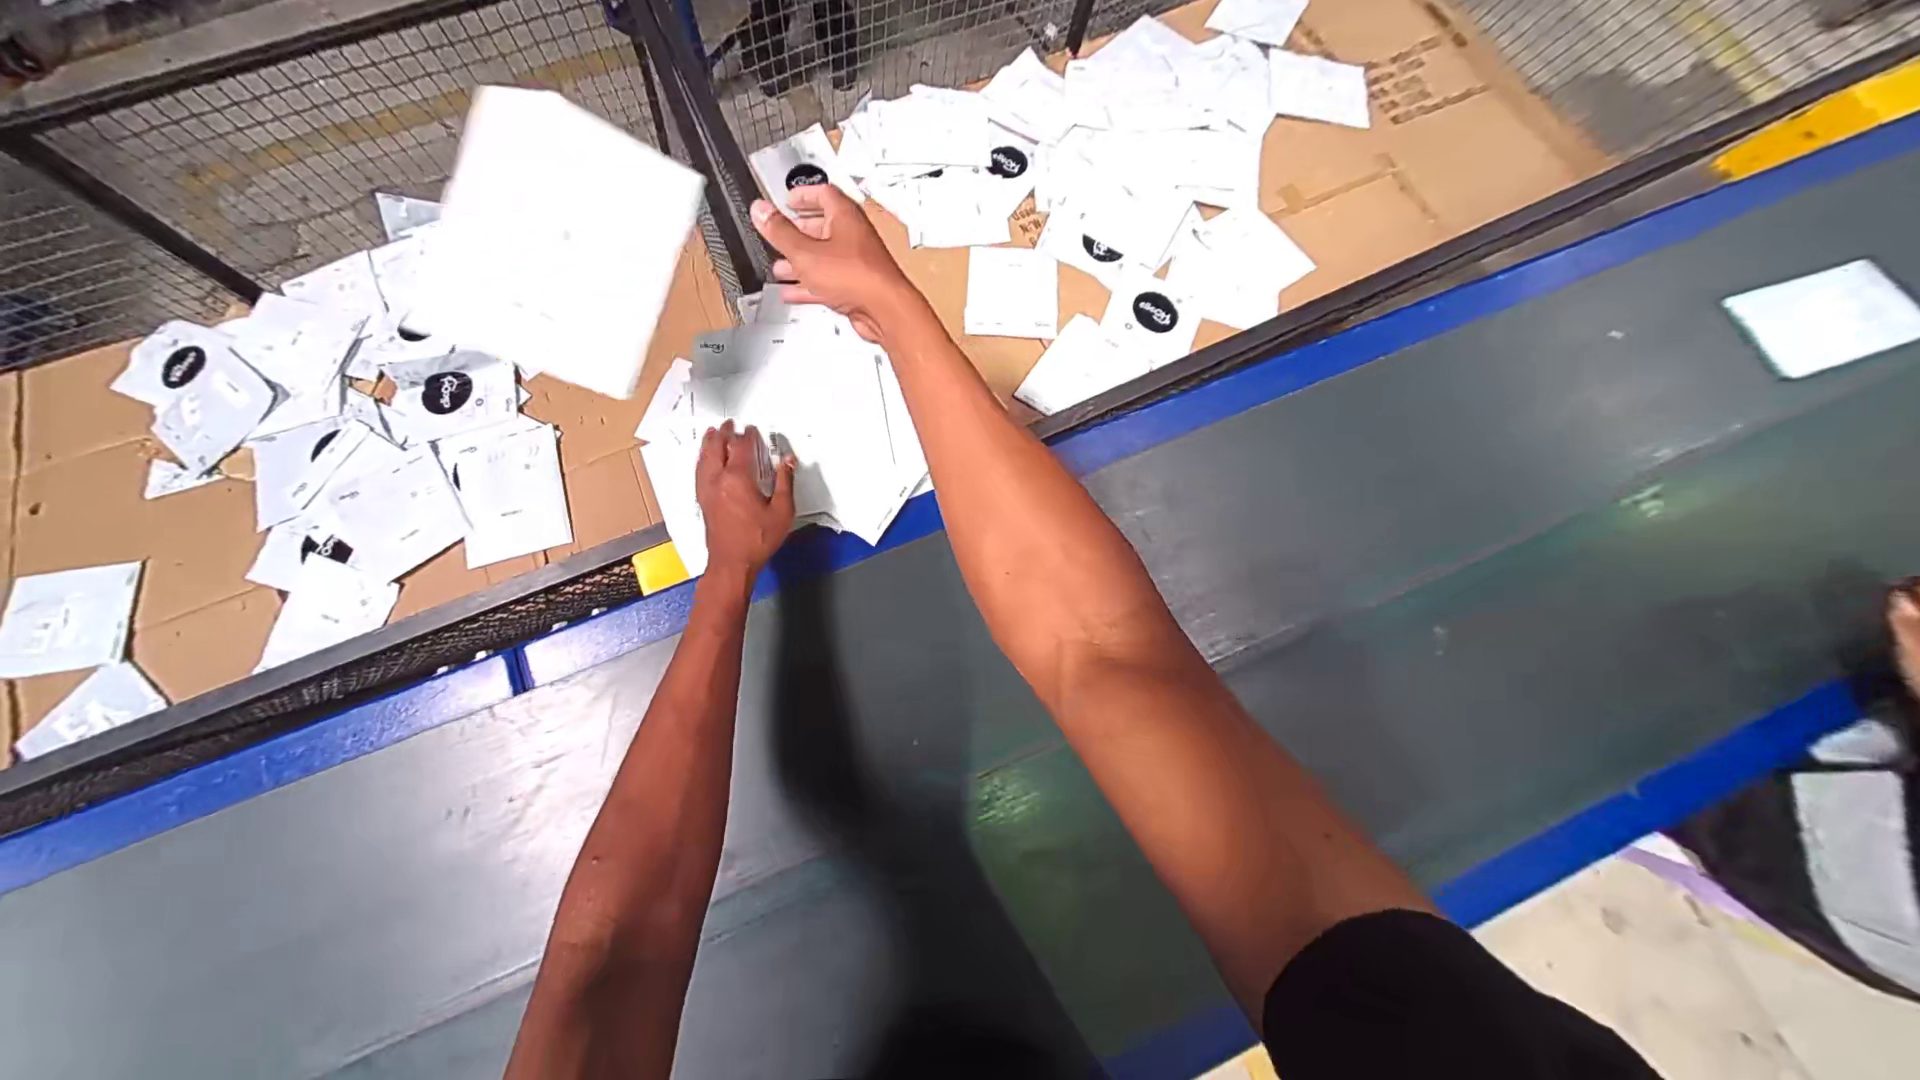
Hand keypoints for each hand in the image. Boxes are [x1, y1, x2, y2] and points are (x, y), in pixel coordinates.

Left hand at [696, 421, 794, 577]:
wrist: (732, 562)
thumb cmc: (756, 540)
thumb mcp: (782, 511)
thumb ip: (784, 482)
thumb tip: (787, 463)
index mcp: (737, 479)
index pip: (741, 447)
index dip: (748, 435)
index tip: (753, 430)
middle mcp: (718, 480)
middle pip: (717, 447)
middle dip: (724, 433)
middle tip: (730, 425)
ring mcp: (707, 490)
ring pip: (704, 458)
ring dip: (709, 442)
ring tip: (713, 434)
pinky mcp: (703, 500)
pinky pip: (699, 471)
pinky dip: (702, 458)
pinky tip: (704, 459)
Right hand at [750, 185, 930, 342]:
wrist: (884, 310)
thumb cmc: (858, 277)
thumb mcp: (805, 252)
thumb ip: (780, 232)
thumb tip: (761, 211)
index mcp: (844, 216)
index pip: (822, 193)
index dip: (802, 195)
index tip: (788, 199)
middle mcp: (853, 236)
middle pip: (820, 228)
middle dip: (797, 233)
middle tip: (781, 235)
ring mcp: (856, 263)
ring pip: (823, 258)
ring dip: (800, 263)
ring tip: (782, 268)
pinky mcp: (856, 287)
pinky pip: (828, 281)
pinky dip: (810, 285)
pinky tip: (796, 292)